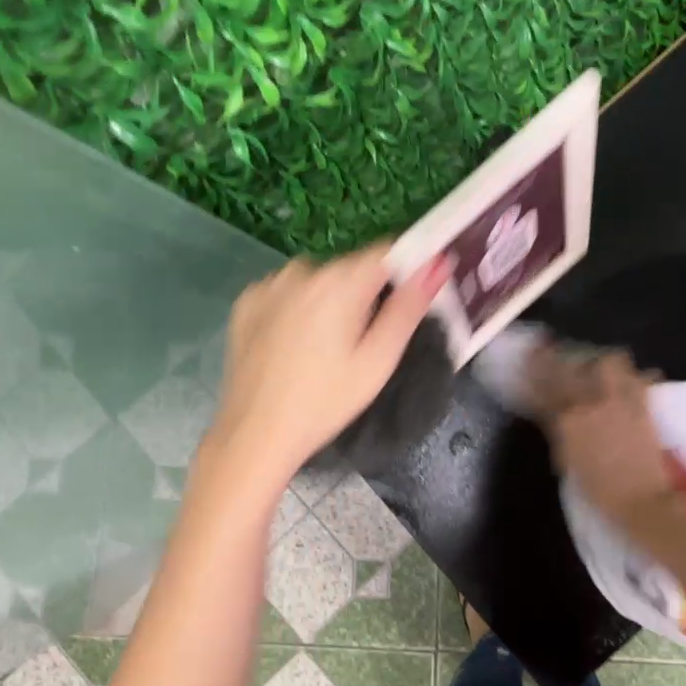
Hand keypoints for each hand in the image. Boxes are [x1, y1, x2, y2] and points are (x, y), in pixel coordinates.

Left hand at [202, 242, 450, 485]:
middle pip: (351, 267)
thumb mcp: (378, 360)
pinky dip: (297, 309)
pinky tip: (294, 346)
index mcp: (340, 281)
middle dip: (363, 294)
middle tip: (362, 342)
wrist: (255, 434)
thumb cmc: (326, 402)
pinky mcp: (247, 301)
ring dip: (330, 300)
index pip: (387, 252)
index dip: (404, 270)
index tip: (408, 300)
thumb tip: (438, 265)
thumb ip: (409, 307)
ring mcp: (270, 284)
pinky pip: (288, 292)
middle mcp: (303, 270)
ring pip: (318, 280)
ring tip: (325, 349)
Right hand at [535, 348, 685, 533]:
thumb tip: (550, 414)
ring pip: (607, 362)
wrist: (642, 498)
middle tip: (554, 355)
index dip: (532, 372)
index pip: (542, 388)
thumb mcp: (568, 462)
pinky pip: (639, 378)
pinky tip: (636, 378)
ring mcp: (618, 400)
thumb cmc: (600, 490)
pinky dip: (637, 376)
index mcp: (566, 421)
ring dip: (600, 362)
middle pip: (569, 367)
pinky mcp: (643, 404)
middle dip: (556, 358)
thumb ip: (557, 432)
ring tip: (597, 367)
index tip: (527, 361)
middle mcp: (590, 403)